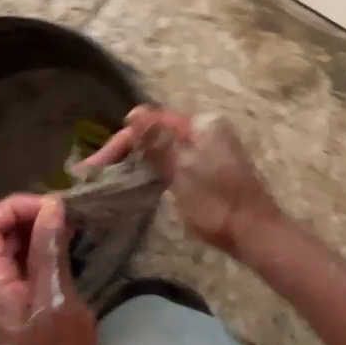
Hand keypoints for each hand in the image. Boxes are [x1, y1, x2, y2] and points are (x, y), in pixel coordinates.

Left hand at [0, 194, 96, 344]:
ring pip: (0, 256)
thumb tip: (51, 205)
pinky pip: (9, 275)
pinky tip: (62, 259)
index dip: (16, 206)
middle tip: (68, 217)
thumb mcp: (58, 302)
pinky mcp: (0, 321)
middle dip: (27, 218)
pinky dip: (33, 258)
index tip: (54, 206)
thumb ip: (49, 252)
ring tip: (71, 233)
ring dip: (32, 237)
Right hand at [81, 106, 282, 254]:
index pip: (151, 122)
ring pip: (164, 149)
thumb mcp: (182, 171)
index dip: (121, 142)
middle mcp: (207, 130)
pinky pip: (174, 162)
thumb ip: (158, 142)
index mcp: (203, 124)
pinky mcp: (208, 169)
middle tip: (92, 175)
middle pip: (157, 134)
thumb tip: (134, 112)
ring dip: (136, 161)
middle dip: (125, 151)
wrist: (253, 232)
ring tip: (105, 179)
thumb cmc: (217, 202)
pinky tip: (134, 182)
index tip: (92, 166)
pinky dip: (153, 170)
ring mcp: (209, 149)